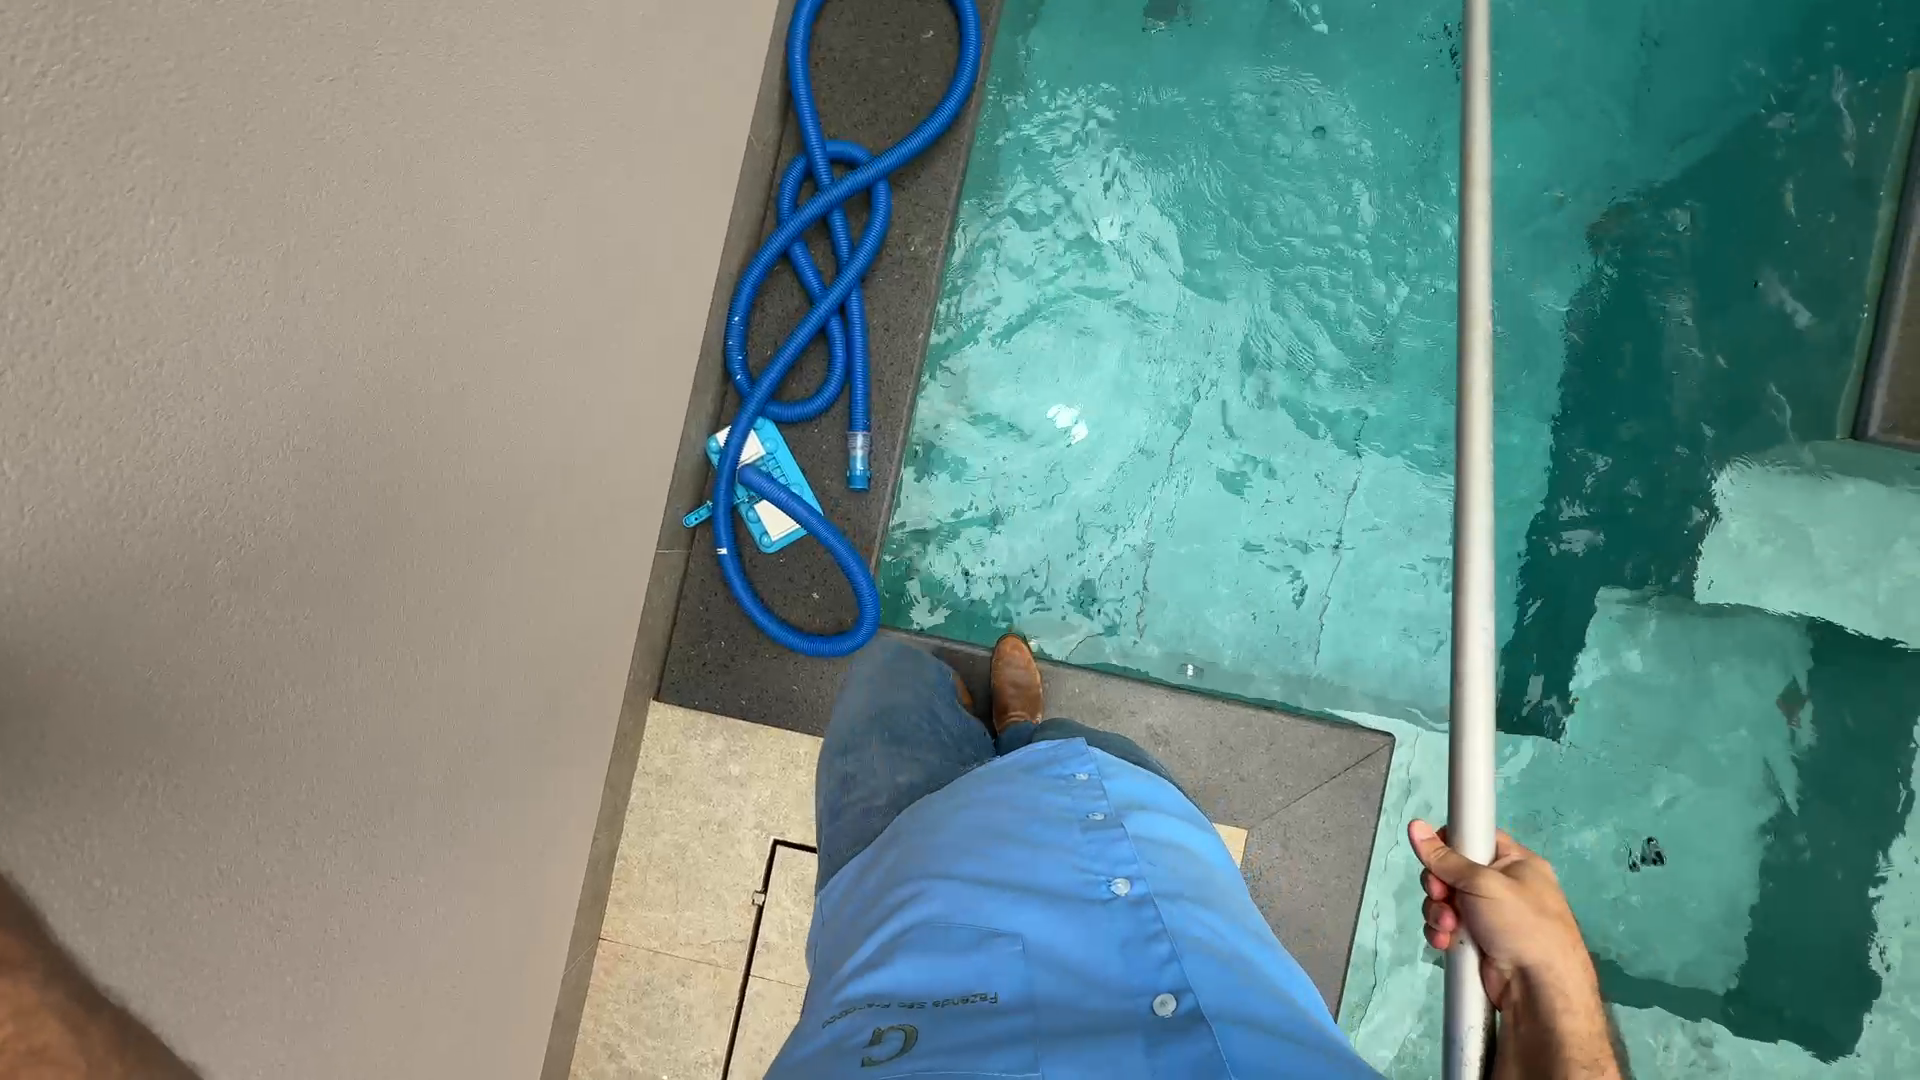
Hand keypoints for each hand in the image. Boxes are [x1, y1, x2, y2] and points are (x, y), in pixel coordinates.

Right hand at [1406, 820, 1593, 1009]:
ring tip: (1448, 926)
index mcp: (1516, 863)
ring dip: (1438, 910)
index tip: (1434, 853)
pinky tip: (1446, 940)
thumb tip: (1414, 825)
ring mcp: (1488, 913)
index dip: (1450, 842)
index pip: (1474, 836)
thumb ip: (1444, 857)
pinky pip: (1446, 923)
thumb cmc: (1522, 926)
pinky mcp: (1476, 937)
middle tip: (1440, 894)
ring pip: (1444, 897)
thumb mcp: (1483, 883)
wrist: (1540, 991)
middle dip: (1438, 884)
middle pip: (1451, 868)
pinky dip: (1441, 930)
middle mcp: (1501, 886)